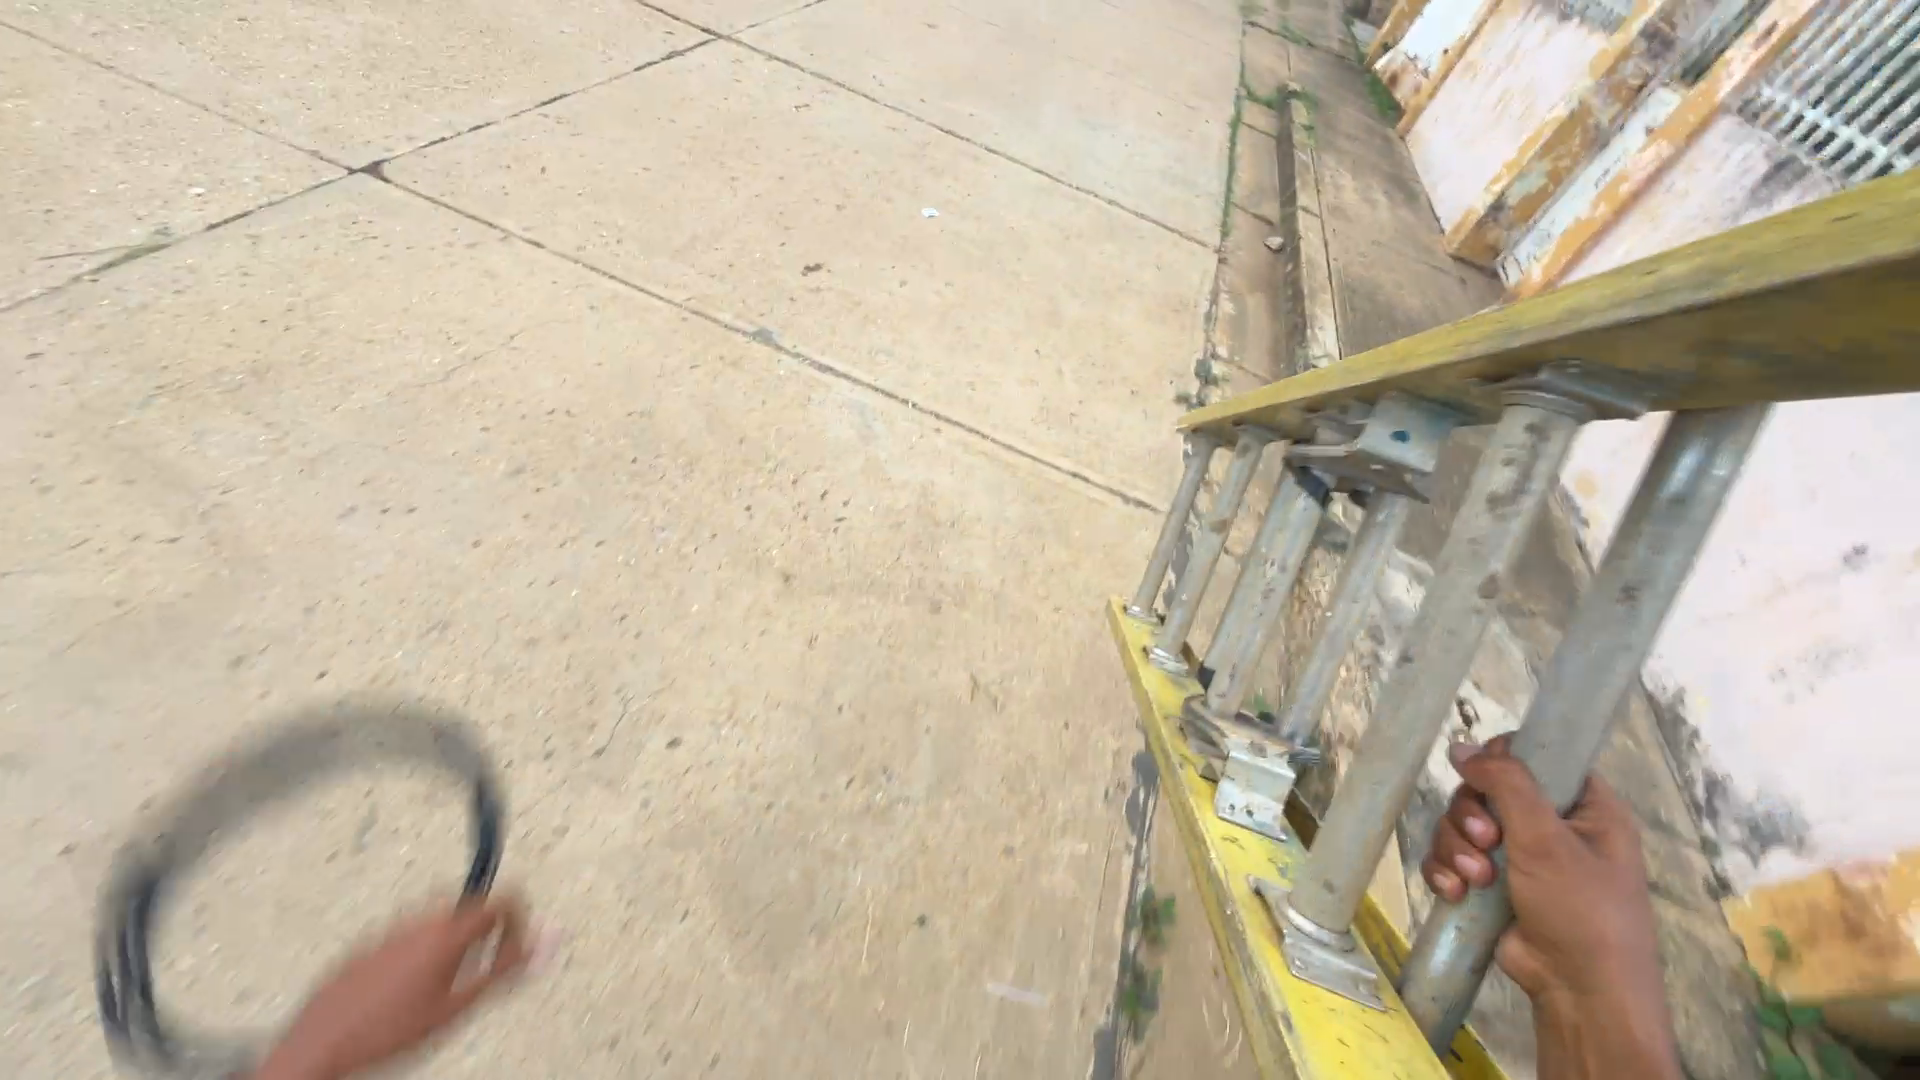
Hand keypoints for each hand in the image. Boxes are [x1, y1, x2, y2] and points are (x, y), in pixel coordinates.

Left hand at [252, 896, 533, 1079]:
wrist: (317, 1050)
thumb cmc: (389, 1032)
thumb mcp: (460, 1005)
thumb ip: (508, 968)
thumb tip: (549, 939)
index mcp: (449, 930)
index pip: (505, 898)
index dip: (519, 919)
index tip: (515, 947)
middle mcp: (422, 919)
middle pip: (470, 905)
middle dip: (483, 930)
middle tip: (479, 967)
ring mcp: (389, 929)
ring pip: (437, 918)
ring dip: (451, 940)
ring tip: (443, 981)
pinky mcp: (364, 944)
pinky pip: (406, 934)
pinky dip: (418, 950)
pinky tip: (407, 987)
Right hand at [1423, 738, 1680, 1079]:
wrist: (1577, 991)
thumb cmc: (1582, 911)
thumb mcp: (1547, 839)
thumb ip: (1506, 784)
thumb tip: (1460, 746)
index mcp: (1583, 808)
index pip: (1536, 758)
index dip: (1503, 760)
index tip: (1484, 775)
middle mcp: (1549, 826)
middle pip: (1484, 791)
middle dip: (1471, 817)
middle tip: (1486, 841)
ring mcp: (1517, 856)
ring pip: (1460, 824)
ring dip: (1457, 849)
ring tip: (1475, 880)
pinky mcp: (1489, 883)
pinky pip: (1449, 857)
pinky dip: (1446, 871)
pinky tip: (1457, 893)